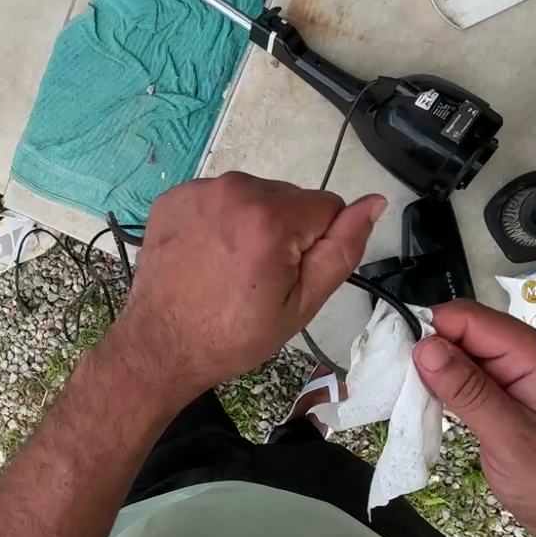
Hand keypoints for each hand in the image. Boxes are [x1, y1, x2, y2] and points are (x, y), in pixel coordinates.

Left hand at [99, 172, 383, 403]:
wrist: (161, 347)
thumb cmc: (233, 336)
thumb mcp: (301, 304)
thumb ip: (342, 250)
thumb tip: (374, 203)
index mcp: (271, 217)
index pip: (328, 207)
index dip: (315, 246)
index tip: (286, 277)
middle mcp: (235, 189)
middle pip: (290, 198)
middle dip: (284, 232)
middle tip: (256, 278)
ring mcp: (199, 191)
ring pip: (255, 196)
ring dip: (252, 224)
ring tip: (230, 269)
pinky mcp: (174, 197)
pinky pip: (219, 198)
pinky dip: (219, 221)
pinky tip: (207, 256)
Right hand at [411, 301, 535, 536]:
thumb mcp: (510, 438)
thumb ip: (467, 390)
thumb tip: (424, 346)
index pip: (474, 319)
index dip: (433, 328)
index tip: (396, 355)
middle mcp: (533, 358)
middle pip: (469, 332)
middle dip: (431, 349)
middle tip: (397, 379)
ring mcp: (524, 379)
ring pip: (467, 356)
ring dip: (437, 370)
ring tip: (409, 394)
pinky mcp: (513, 399)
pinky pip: (473, 379)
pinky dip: (449, 388)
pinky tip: (431, 404)